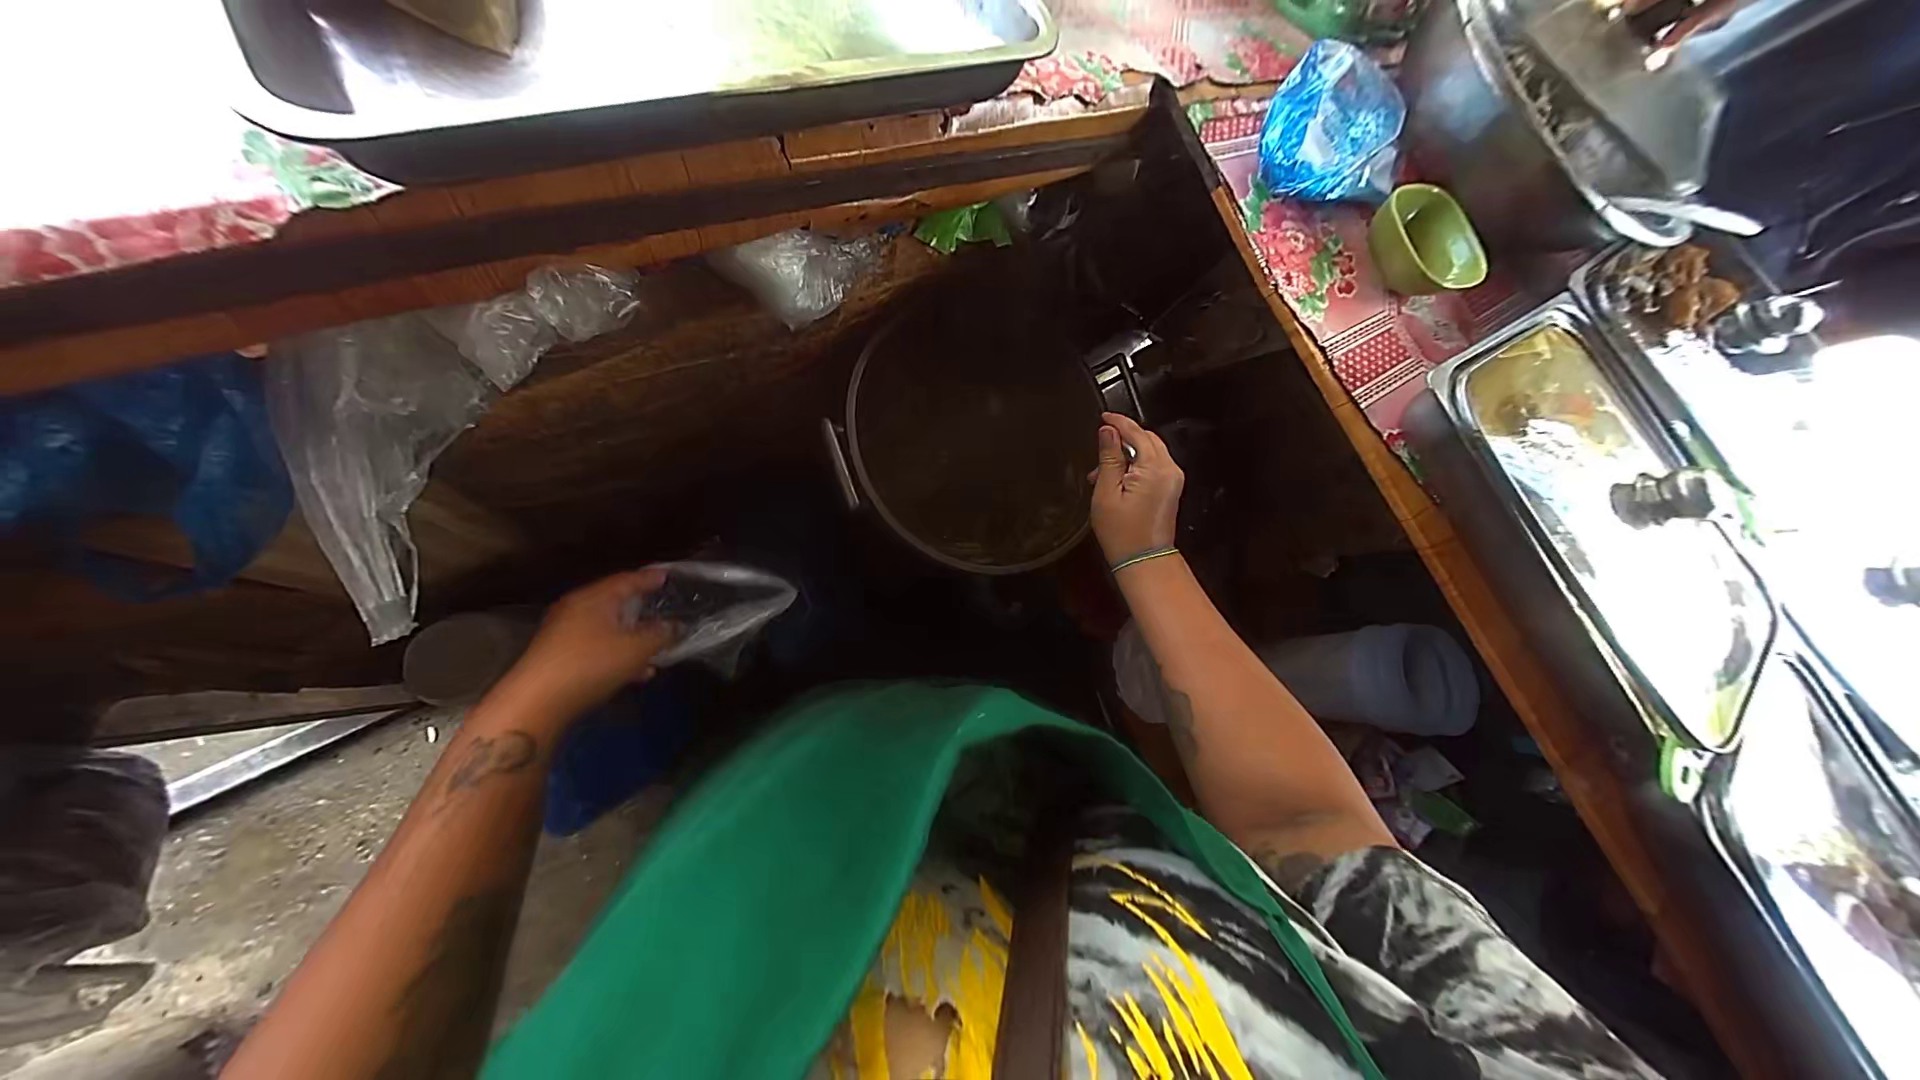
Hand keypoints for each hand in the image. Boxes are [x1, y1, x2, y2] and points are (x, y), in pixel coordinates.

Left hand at [492, 569, 676, 723]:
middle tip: (663, 609)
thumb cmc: (591, 664)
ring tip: (656, 648)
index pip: (627, 580)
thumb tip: (676, 625)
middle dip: (642, 609)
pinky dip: (618, 655)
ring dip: (633, 637)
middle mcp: (576, 609)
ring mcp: (564, 634)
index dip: (649, 578)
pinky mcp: (559, 658)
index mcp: (594, 598)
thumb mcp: (637, 648)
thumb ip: (661, 634)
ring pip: (608, 629)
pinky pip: (597, 648)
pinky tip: (637, 673)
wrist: (535, 703)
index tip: (668, 576)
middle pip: (615, 603)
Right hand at [1090, 412, 1183, 563]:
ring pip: (1150, 451)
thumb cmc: (1124, 534)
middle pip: (1147, 439)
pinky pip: (1154, 466)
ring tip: (1102, 472)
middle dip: (1123, 438)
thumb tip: (1108, 432)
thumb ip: (1109, 457)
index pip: (1137, 432)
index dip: (1118, 423)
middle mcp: (1170, 470)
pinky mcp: (1171, 489)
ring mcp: (1173, 480)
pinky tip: (1117, 479)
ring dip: (1127, 454)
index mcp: (1155, 468)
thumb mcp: (1106, 492)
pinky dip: (1136, 465)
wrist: (1143, 560)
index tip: (1105, 418)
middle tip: (1101, 444)